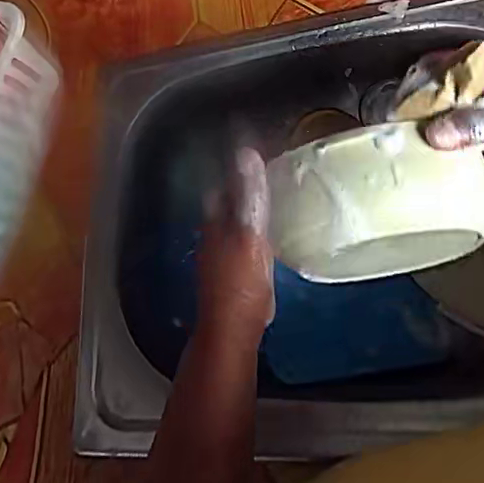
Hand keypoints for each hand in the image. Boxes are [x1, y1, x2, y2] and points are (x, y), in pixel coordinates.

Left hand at [197, 146, 274, 335]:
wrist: (232, 329)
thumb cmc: (242, 281)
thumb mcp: (250, 233)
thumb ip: (249, 195)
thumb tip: (246, 152)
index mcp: (216, 219)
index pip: (224, 183)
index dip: (238, 168)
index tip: (256, 154)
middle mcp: (212, 232)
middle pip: (224, 200)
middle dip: (240, 187)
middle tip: (267, 178)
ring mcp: (217, 252)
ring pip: (230, 220)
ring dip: (246, 209)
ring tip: (271, 204)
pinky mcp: (229, 270)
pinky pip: (239, 239)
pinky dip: (251, 230)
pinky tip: (267, 238)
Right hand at [400, 48, 483, 210]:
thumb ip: (477, 124)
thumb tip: (433, 133)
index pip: (440, 63)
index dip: (417, 76)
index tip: (399, 96)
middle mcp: (478, 86)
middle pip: (432, 89)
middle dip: (413, 103)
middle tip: (393, 119)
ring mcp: (478, 114)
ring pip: (437, 115)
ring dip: (420, 125)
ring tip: (398, 136)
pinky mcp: (479, 140)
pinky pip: (448, 139)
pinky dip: (433, 144)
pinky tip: (417, 150)